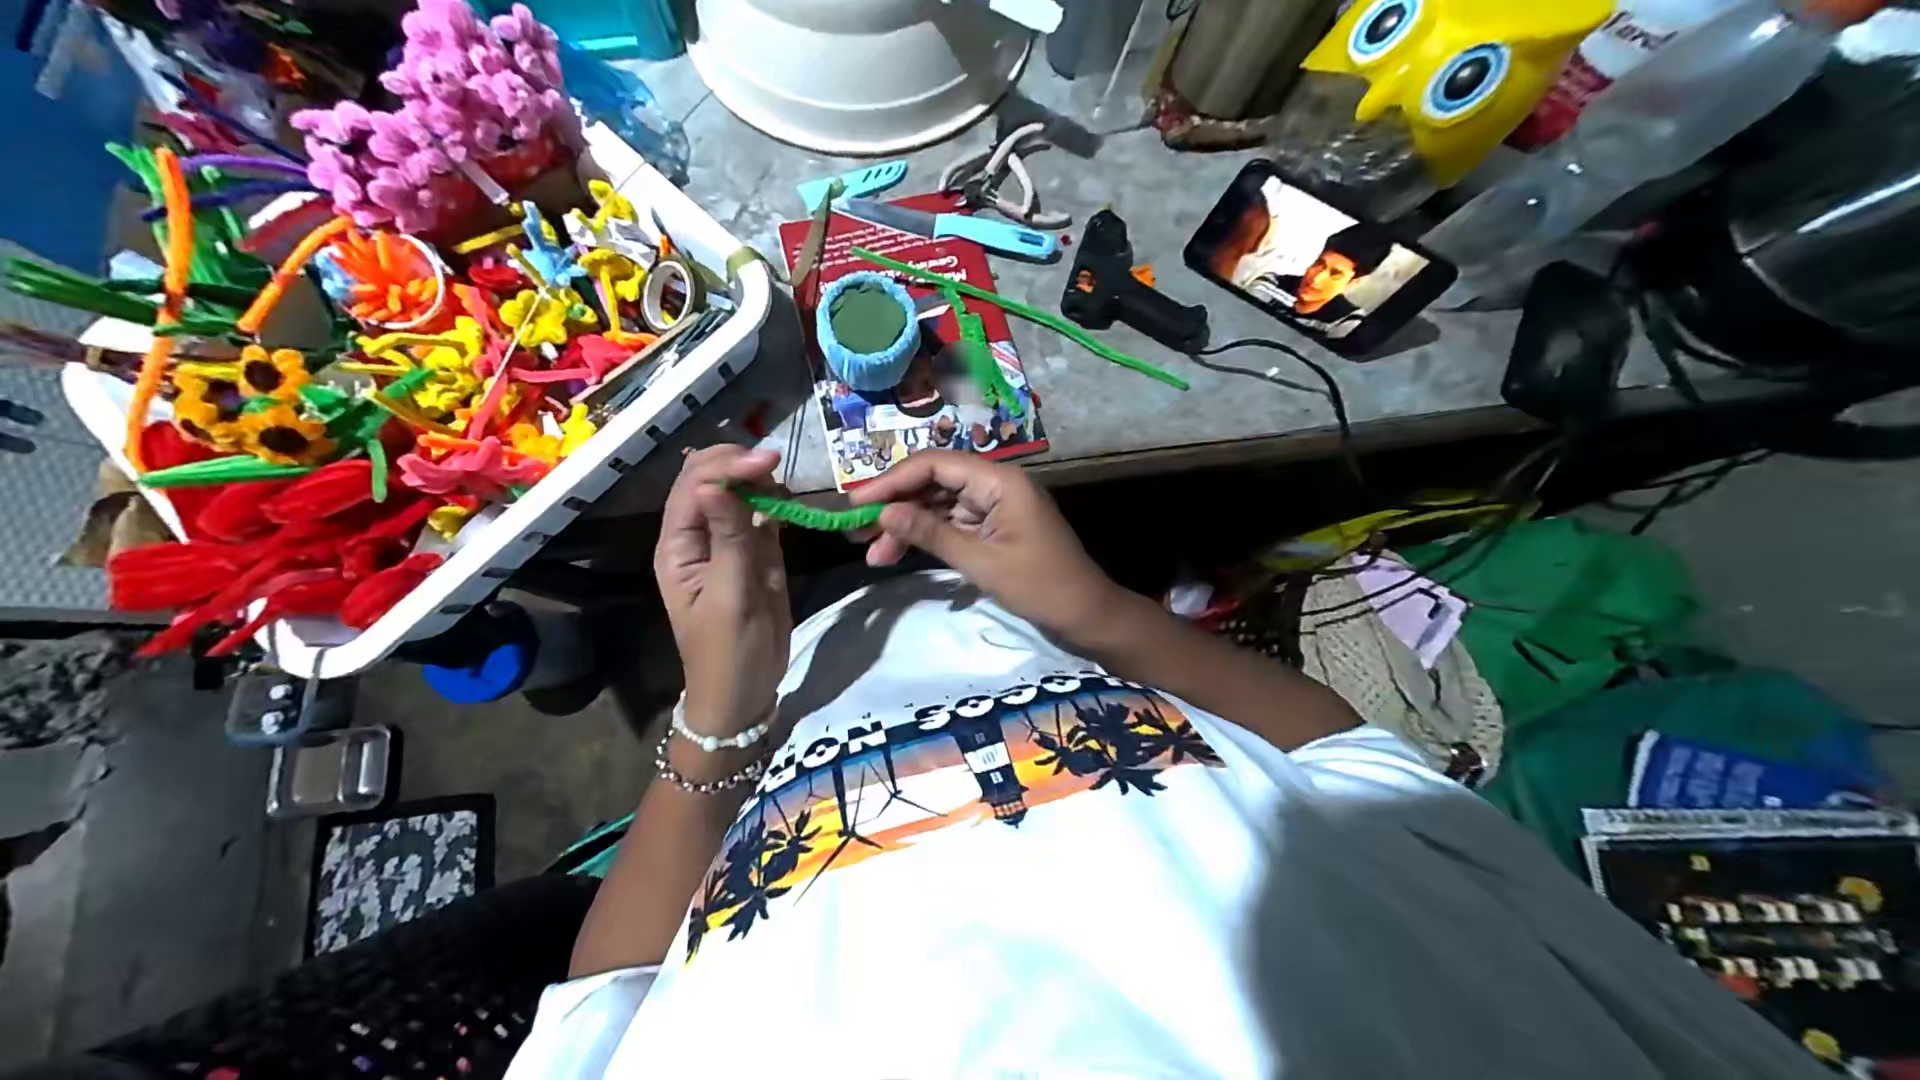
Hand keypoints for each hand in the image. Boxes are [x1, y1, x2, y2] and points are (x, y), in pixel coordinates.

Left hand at [653, 446, 790, 737]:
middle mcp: (699, 538)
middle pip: (711, 482)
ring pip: (738, 495)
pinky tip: (789, 504)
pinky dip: (776, 505)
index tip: (767, 460)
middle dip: (739, 466)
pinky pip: (763, 518)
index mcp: (678, 547)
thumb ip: (728, 538)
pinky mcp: (757, 555)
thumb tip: (713, 485)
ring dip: (760, 482)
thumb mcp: (730, 596)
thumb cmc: (728, 652)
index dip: (726, 467)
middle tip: (777, 466)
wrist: (745, 692)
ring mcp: (729, 544)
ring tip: (785, 486)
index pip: (694, 489)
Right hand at [850, 451, 1120, 644]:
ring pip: (938, 505)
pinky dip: (925, 537)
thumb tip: (883, 514)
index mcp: (999, 480)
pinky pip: (951, 523)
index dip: (892, 481)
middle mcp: (994, 485)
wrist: (1085, 613)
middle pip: (933, 483)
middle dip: (894, 507)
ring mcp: (993, 506)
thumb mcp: (980, 561)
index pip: (935, 465)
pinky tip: (897, 553)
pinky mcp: (992, 527)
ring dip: (905, 526)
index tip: (857, 503)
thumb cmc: (1039, 585)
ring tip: (871, 553)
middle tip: (855, 532)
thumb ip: (931, 533)